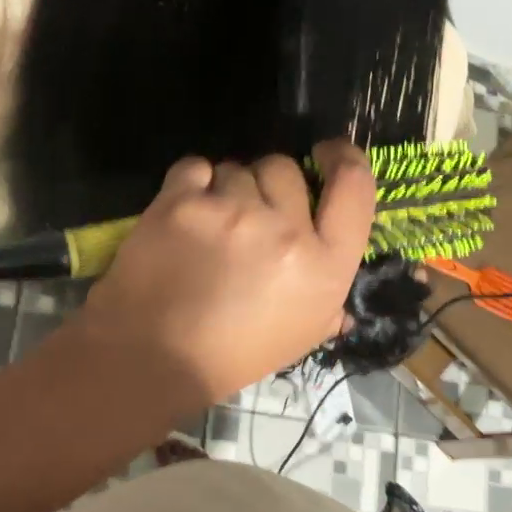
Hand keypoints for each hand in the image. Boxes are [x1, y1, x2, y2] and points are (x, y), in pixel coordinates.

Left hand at [68, 140, 377, 405]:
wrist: (155, 357)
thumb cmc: (234, 355)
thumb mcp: (300, 337)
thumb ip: (326, 305)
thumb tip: (340, 306)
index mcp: (326, 267)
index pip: (356, 187)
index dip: (343, 158)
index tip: (325, 154)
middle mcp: (287, 231)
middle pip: (285, 168)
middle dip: (268, 183)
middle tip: (248, 216)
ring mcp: (233, 212)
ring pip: (236, 168)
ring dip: (226, 188)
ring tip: (210, 226)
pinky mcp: (183, 203)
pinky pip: (195, 168)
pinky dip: (190, 185)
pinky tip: (184, 215)